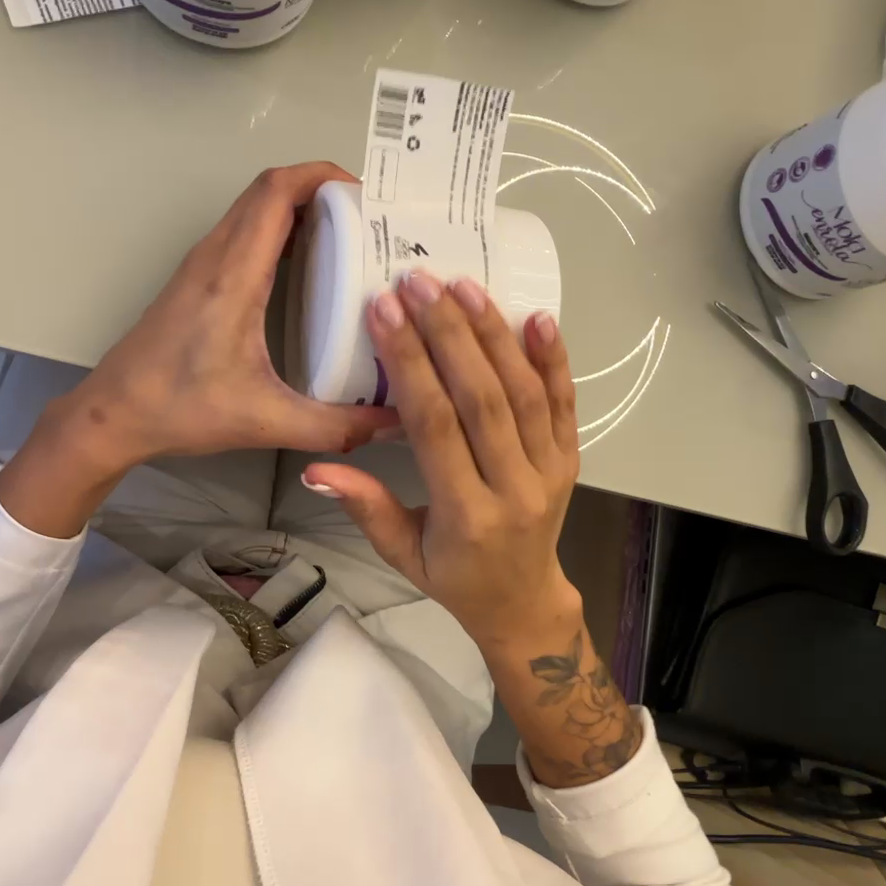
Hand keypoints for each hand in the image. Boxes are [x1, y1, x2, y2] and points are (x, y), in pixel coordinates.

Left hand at [0, 163, 397, 538]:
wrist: (113, 414)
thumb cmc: (181, 408)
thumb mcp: (265, 420)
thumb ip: (333, 427)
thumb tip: (395, 426)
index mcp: (233, 275)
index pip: (276, 192)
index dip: (323, 176)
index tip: (369, 195)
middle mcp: (215, 256)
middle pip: (268, 190)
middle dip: (322, 188)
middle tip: (372, 219)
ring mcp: (201, 265)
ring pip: (253, 209)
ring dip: (299, 206)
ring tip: (350, 236)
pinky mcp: (195, 281)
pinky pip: (243, 232)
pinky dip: (278, 230)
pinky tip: (307, 267)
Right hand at [303, 271, 641, 788]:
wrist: (523, 602)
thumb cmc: (454, 578)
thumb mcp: (401, 552)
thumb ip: (365, 507)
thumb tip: (315, 468)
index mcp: (466, 515)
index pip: (436, 426)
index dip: (410, 366)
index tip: (385, 313)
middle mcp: (515, 488)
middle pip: (482, 398)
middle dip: (448, 333)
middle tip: (418, 282)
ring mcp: (550, 470)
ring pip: (524, 392)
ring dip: (493, 334)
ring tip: (462, 285)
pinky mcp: (570, 458)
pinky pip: (565, 403)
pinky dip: (552, 358)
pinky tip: (536, 316)